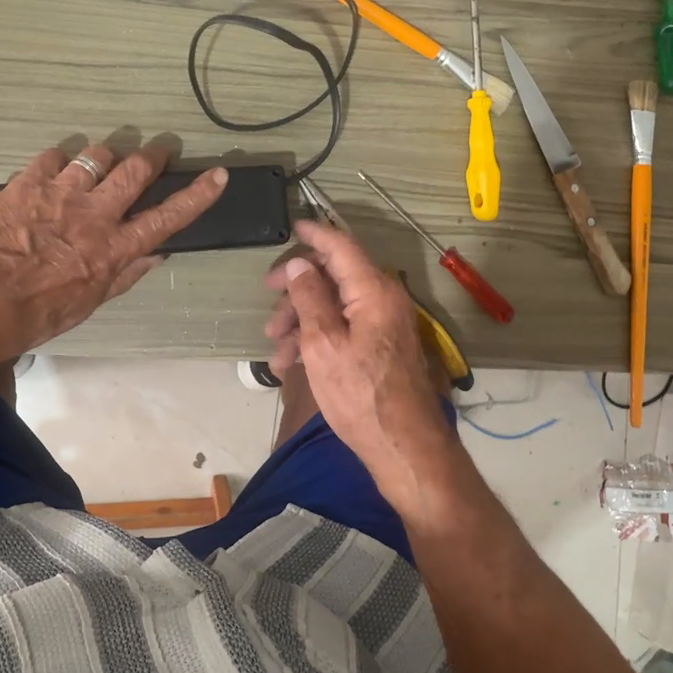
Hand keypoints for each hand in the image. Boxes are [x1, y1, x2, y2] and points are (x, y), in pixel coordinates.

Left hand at [0, 142, 226, 377]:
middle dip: (154, 156)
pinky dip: (61, 161)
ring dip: (106, 157)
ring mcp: (60, 193)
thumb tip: (155, 255)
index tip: (218, 175)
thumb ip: (123, 275)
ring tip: (102, 162)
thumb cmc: (32, 316)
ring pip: (97, 155)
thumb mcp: (86, 305)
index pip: (168, 217)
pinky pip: (54, 156)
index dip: (197, 195)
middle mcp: (94, 214)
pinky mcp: (27, 182)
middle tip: (159, 151)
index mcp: (114, 249)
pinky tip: (56, 170)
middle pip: (136, 171)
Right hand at [265, 220, 457, 500]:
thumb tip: (298, 264)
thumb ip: (310, 298)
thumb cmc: (360, 395)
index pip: (341, 246)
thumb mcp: (323, 344)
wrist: (405, 448)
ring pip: (336, 306)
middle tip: (268, 305)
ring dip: (302, 321)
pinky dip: (319, 339)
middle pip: (335, 277)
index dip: (314, 233)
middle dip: (297, 290)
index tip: (293, 225)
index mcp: (373, 290)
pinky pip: (346, 328)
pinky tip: (294, 365)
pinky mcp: (383, 347)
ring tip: (277, 352)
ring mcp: (385, 324)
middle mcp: (383, 299)